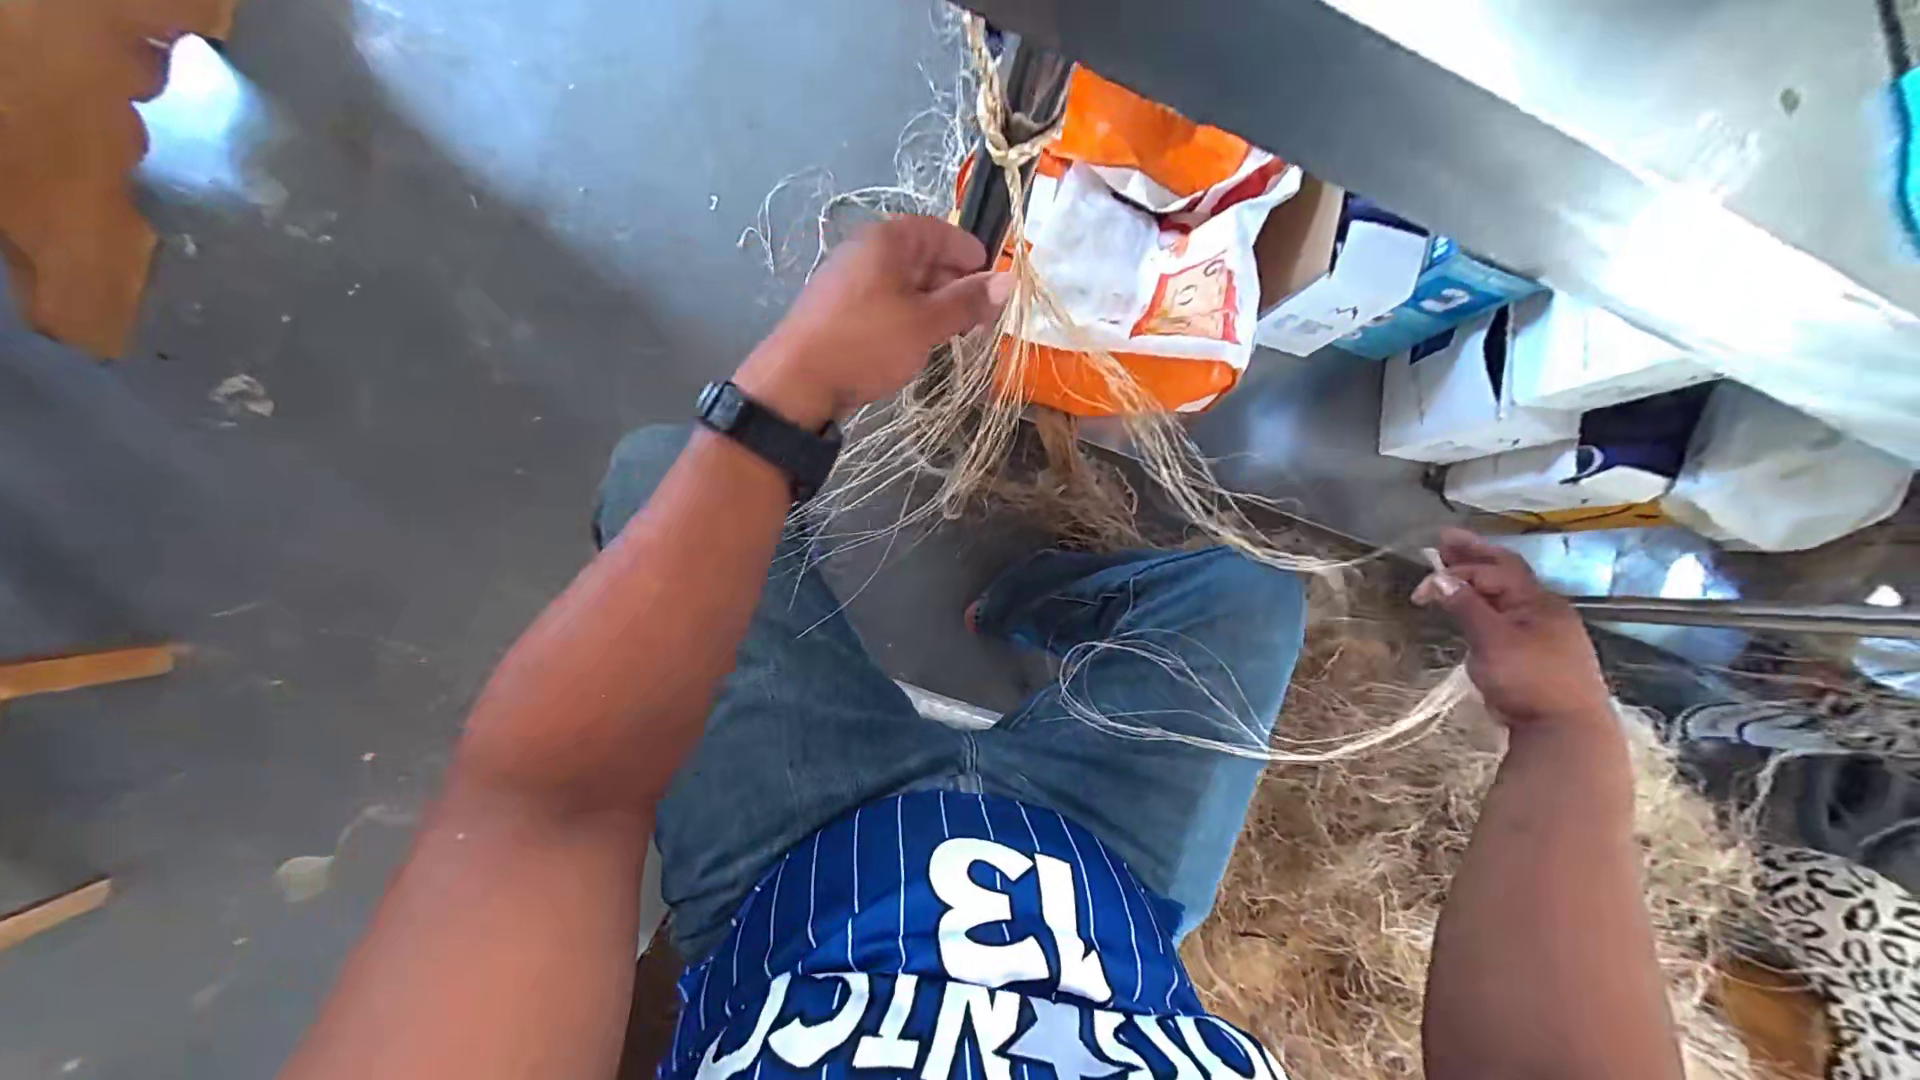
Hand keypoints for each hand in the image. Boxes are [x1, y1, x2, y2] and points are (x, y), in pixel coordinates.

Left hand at [734, 215, 1012, 428]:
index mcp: (886, 241)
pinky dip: (910, 317)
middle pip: (923, 257)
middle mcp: (866, 252)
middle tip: (980, 318)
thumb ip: (966, 302)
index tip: (992, 281)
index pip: (939, 230)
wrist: (797, 382)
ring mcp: (850, 282)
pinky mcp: (841, 311)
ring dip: (935, 305)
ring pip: (905, 285)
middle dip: (956, 284)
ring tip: (956, 335)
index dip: (969, 253)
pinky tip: (919, 343)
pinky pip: (886, 304)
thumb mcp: (924, 323)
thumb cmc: (866, 343)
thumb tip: (1007, 282)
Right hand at [1412, 529, 1613, 727]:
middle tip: (1445, 537)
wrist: (1564, 727)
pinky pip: (1505, 611)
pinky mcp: (1533, 650)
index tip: (1421, 590)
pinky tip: (1472, 601)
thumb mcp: (1492, 640)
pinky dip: (1483, 599)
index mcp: (1538, 602)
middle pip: (1505, 573)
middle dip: (1473, 554)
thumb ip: (1465, 606)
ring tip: (1451, 563)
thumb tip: (1439, 577)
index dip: (1455, 572)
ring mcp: (1542, 630)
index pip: (1492, 572)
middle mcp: (1543, 609)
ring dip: (1477, 576)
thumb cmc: (1528, 679)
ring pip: (1505, 592)